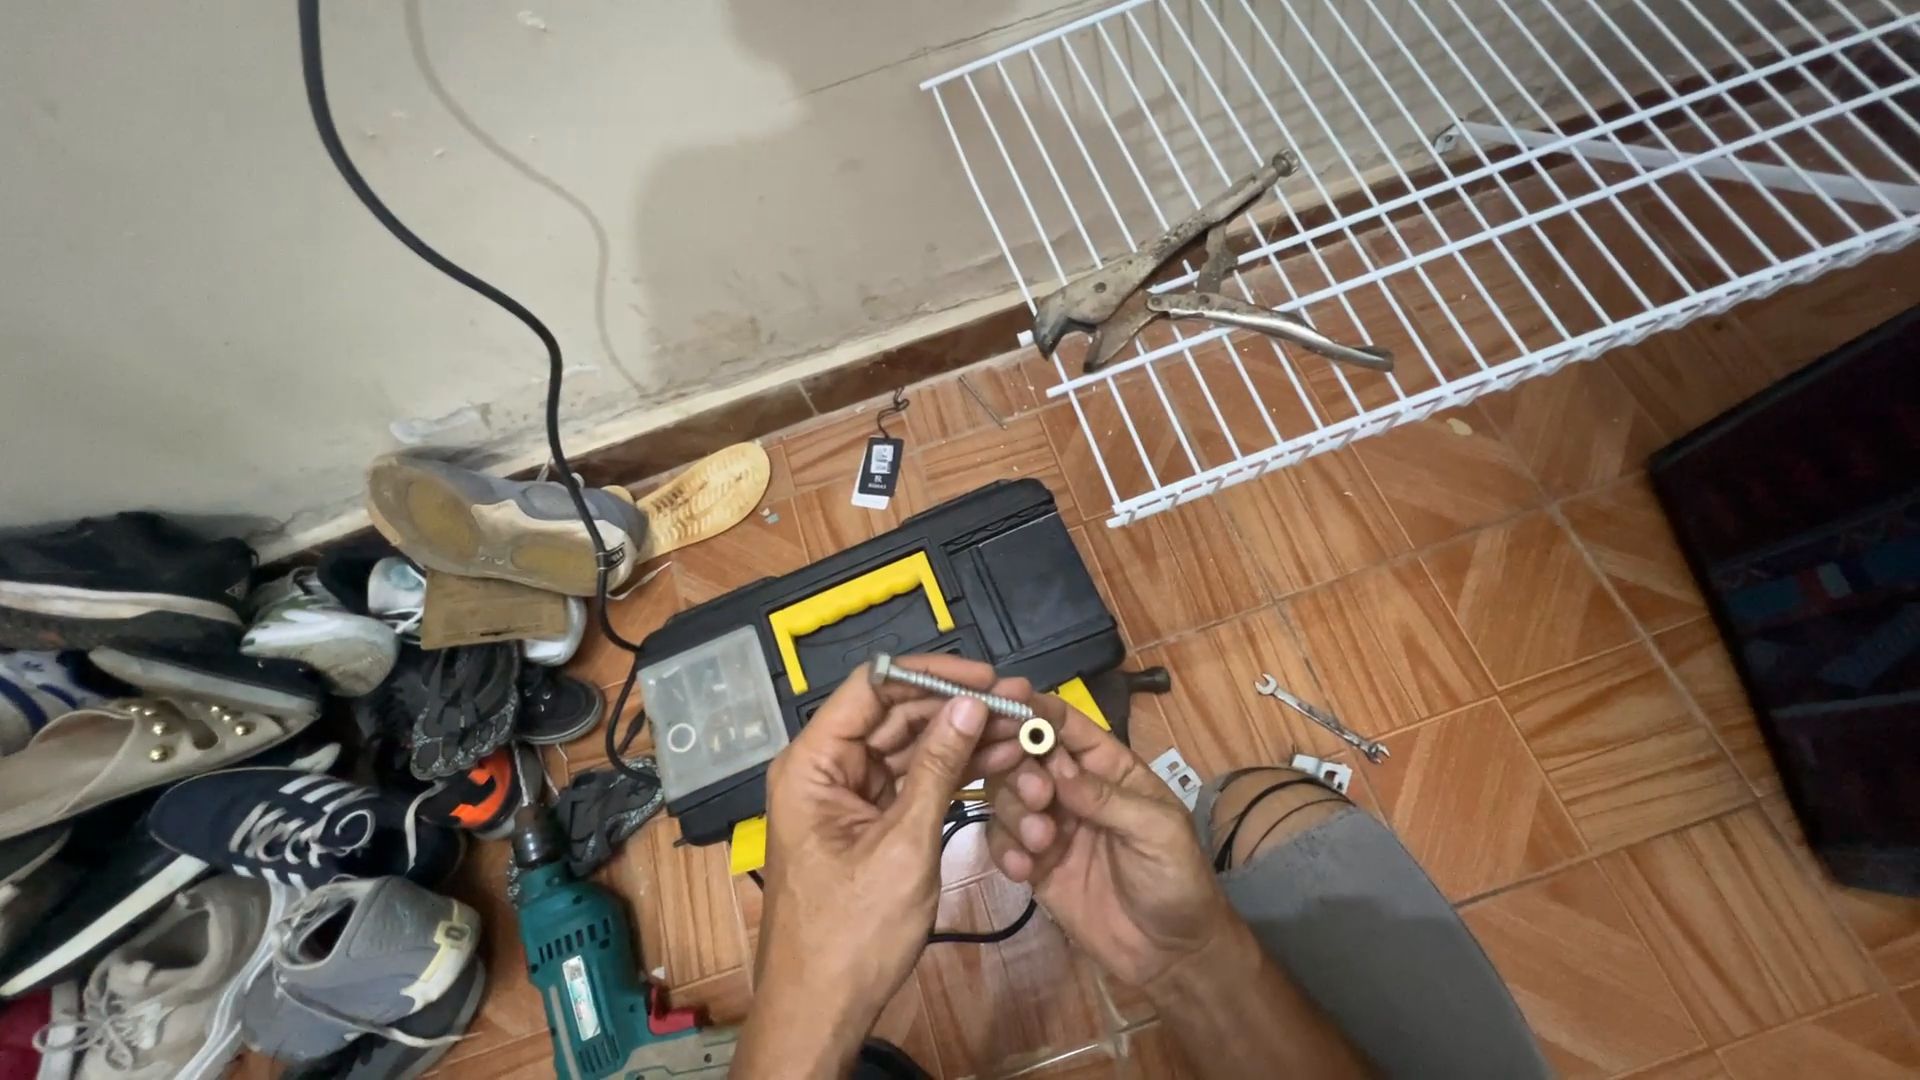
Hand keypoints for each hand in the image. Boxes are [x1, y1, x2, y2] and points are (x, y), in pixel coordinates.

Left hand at [737, 656, 1031, 1076]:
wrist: (822, 1012)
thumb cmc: (851, 935)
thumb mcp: (904, 845)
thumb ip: (938, 768)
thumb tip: (970, 705)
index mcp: (813, 762)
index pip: (872, 688)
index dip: (929, 675)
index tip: (982, 677)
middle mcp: (826, 766)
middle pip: (894, 714)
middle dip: (953, 706)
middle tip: (1012, 701)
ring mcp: (848, 791)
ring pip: (907, 744)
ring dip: (959, 736)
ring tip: (1015, 725)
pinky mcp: (868, 816)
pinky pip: (910, 777)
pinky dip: (949, 769)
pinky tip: (994, 757)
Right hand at [985, 696, 1236, 988]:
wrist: (1171, 955)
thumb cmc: (1177, 879)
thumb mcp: (1157, 831)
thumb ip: (1107, 799)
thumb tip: (1056, 768)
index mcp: (1106, 766)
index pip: (1065, 724)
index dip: (1034, 708)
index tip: (1003, 701)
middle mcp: (1071, 787)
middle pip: (1025, 754)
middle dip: (1021, 768)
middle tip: (1037, 796)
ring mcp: (1050, 823)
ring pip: (1007, 795)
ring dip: (1014, 812)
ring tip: (1040, 842)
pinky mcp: (1033, 862)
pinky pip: (1001, 841)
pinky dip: (1005, 849)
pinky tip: (1023, 871)